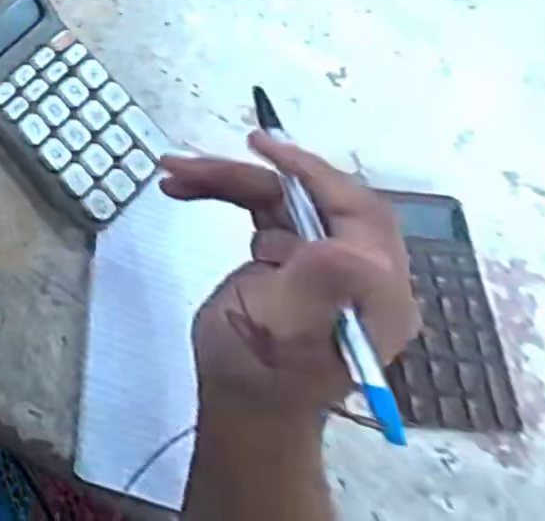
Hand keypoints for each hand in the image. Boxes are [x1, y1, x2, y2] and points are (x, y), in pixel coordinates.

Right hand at [161, 132, 419, 426]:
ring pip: (280, 201)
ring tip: (170, 175)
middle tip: (185, 163)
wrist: (242, 400)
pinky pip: (261, 212)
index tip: (260, 145)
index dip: (311, 171)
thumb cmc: (260, 368)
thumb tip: (348, 247)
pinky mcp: (289, 261)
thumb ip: (319, 287)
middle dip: (246, 174)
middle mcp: (356, 268)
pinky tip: (185, 192)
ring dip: (225, 181)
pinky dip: (223, 196)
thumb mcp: (286, 329)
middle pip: (308, 198)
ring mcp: (322, 263)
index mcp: (373, 284)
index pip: (356, 209)